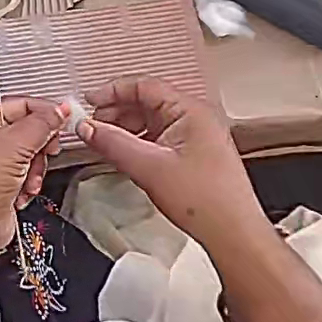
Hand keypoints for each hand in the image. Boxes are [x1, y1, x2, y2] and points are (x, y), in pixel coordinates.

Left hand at [0, 97, 62, 321]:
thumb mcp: (15, 145)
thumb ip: (42, 123)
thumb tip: (60, 109)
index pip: (22, 104)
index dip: (44, 111)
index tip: (64, 118)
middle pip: (31, 129)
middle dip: (40, 145)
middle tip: (45, 150)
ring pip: (33, 153)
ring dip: (36, 168)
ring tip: (28, 178)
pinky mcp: (4, 182)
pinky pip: (30, 174)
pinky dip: (31, 183)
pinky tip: (22, 192)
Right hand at [79, 77, 270, 251]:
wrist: (234, 235)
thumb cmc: (206, 202)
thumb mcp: (148, 167)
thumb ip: (113, 143)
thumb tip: (88, 128)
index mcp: (189, 110)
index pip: (144, 86)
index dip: (113, 91)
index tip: (90, 101)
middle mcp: (194, 117)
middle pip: (146, 102)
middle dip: (116, 111)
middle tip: (92, 124)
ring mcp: (195, 136)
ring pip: (151, 121)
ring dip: (125, 128)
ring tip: (104, 141)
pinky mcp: (193, 154)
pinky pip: (158, 137)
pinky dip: (137, 142)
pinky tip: (124, 153)